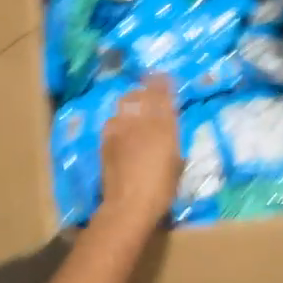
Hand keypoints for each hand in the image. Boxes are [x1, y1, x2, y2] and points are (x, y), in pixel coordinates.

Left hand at [99, 76, 180, 227]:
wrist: (128, 204)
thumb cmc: (161, 188)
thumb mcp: (176, 161)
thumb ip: (172, 138)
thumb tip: (168, 125)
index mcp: (163, 125)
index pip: (162, 93)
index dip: (163, 83)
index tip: (165, 78)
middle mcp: (140, 120)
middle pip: (140, 94)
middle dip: (146, 90)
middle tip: (151, 94)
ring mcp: (119, 128)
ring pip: (125, 103)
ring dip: (131, 102)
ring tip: (135, 109)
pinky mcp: (105, 139)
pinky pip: (114, 119)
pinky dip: (120, 119)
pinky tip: (122, 127)